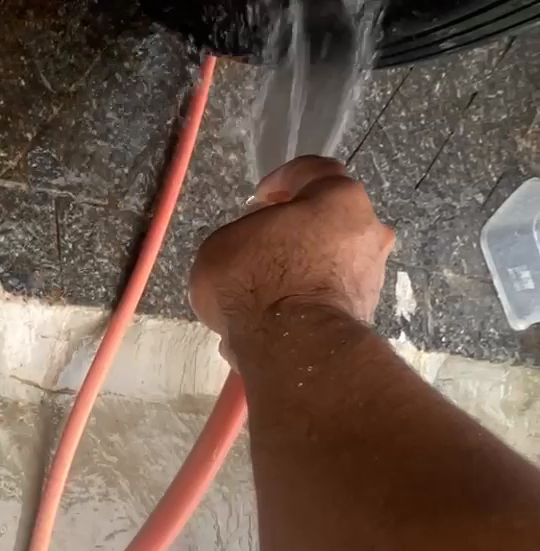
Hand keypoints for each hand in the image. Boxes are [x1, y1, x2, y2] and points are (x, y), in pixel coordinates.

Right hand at [189, 156, 395, 345]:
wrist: (290, 339)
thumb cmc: (253, 280)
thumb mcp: (221, 244)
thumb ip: (242, 232)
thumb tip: (258, 239)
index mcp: (336, 197)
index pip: (312, 170)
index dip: (281, 179)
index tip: (260, 196)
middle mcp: (367, 224)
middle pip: (328, 217)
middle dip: (295, 228)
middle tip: (258, 247)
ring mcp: (371, 266)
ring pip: (330, 255)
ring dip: (302, 263)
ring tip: (262, 288)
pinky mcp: (364, 303)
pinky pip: (327, 288)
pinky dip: (304, 293)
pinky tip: (275, 311)